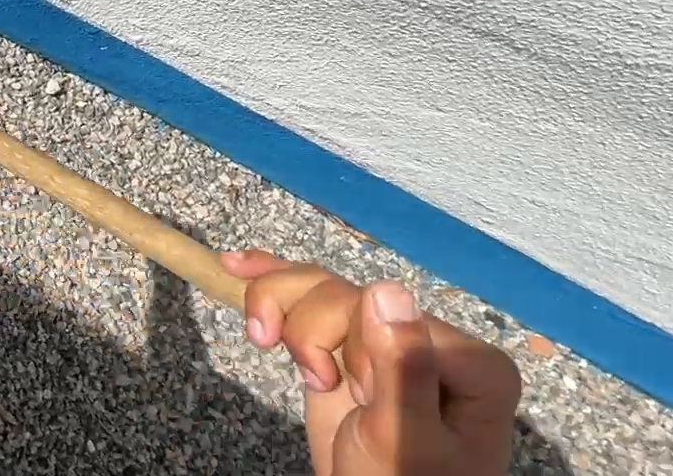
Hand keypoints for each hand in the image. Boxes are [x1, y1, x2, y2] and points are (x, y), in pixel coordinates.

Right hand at [222, 250, 522, 475]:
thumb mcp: (401, 436)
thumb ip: (401, 367)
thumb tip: (387, 289)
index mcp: (468, 360)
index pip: (383, 311)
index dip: (352, 346)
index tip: (357, 397)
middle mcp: (431, 337)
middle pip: (340, 294)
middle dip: (307, 333)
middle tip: (317, 383)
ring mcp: (383, 334)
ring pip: (312, 284)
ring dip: (273, 307)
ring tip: (264, 343)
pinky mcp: (344, 337)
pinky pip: (304, 289)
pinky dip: (266, 275)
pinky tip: (235, 266)